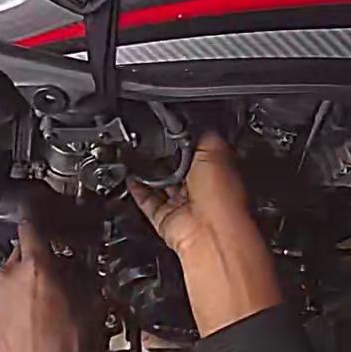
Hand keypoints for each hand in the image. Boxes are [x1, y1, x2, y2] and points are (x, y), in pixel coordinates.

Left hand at [0, 214, 96, 351]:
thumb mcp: (92, 304)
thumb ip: (85, 273)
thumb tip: (83, 262)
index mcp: (36, 266)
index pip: (33, 221)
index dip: (45, 211)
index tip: (54, 209)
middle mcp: (10, 275)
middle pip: (28, 246)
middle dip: (48, 251)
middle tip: (69, 264)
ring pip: (18, 268)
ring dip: (36, 273)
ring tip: (58, 294)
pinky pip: (9, 288)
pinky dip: (24, 291)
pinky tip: (43, 310)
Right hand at [129, 133, 281, 335]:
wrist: (209, 232)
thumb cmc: (222, 199)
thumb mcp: (213, 149)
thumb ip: (201, 134)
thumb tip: (194, 119)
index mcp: (217, 170)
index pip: (198, 148)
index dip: (184, 136)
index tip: (170, 126)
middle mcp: (201, 188)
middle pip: (177, 166)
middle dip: (164, 154)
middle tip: (148, 139)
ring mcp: (183, 204)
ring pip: (161, 183)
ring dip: (149, 171)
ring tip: (133, 154)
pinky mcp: (166, 219)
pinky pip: (148, 202)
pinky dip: (137, 190)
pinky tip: (129, 177)